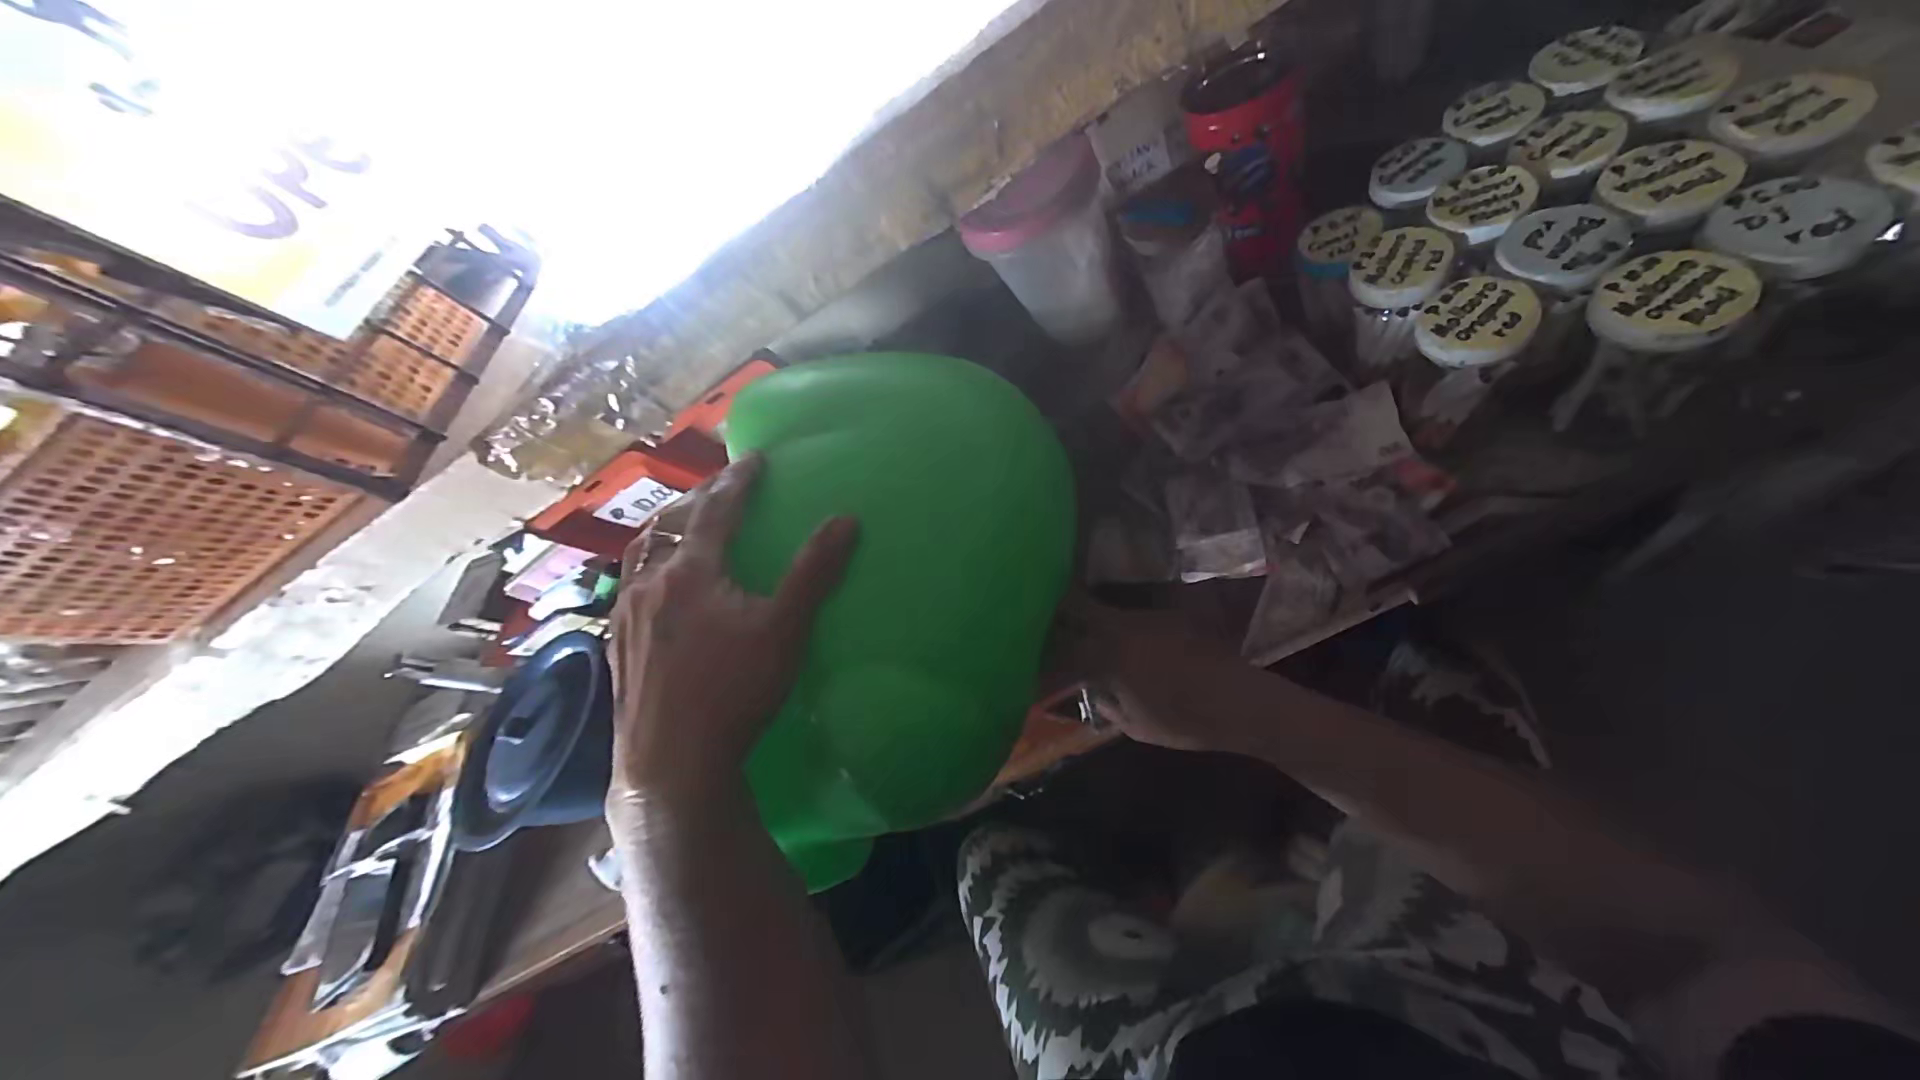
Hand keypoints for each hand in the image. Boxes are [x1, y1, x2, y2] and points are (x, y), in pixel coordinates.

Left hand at [605, 454, 858, 810]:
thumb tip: (846, 520)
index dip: (739, 482)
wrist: (671, 762)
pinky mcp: (617, 645)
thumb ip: (813, 572)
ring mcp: (626, 615)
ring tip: (684, 526)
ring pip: (643, 554)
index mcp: (691, 572)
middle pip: (671, 524)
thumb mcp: (784, 630)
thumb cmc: (734, 692)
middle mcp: (650, 583)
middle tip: (723, 487)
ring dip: (667, 530)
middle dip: (700, 499)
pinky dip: (651, 567)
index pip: (716, 511)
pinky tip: (659, 588)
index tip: (754, 459)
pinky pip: (631, 586)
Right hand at [1054, 593, 1264, 755]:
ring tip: (1083, 629)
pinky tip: (1126, 642)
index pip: (1063, 645)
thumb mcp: (1136, 725)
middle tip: (1044, 619)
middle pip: (1077, 606)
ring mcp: (1146, 618)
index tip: (1033, 651)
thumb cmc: (1184, 721)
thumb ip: (1108, 705)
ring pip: (1106, 610)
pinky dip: (1120, 626)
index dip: (1044, 648)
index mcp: (1107, 656)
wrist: (1240, 701)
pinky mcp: (1167, 616)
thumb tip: (1096, 691)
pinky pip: (1133, 617)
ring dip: (1090, 616)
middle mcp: (1121, 628)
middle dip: (1058, 611)